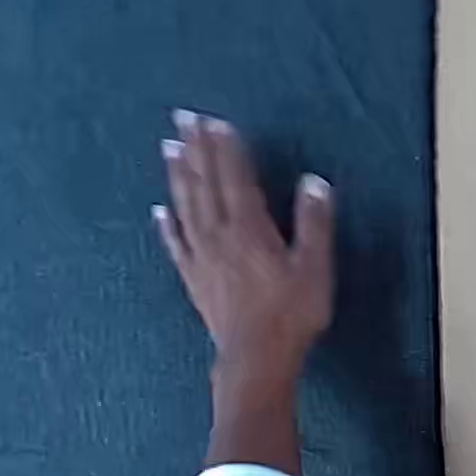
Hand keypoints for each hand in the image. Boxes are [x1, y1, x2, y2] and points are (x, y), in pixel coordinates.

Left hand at [155, 110, 334, 474]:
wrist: (256, 356)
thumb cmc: (292, 313)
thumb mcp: (315, 268)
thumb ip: (314, 224)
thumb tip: (315, 182)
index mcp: (249, 229)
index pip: (235, 178)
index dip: (226, 149)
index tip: (215, 120)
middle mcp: (219, 235)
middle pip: (205, 185)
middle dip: (196, 150)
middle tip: (183, 119)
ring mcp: (202, 257)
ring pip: (186, 207)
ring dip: (178, 176)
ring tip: (170, 148)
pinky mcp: (195, 279)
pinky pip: (177, 245)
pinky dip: (167, 224)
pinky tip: (160, 211)